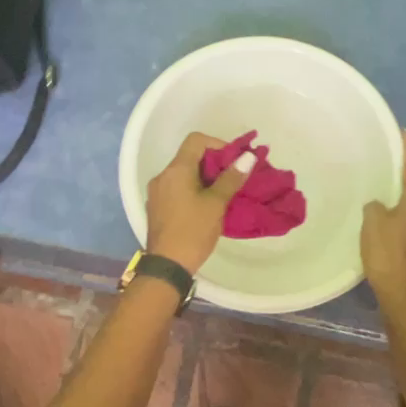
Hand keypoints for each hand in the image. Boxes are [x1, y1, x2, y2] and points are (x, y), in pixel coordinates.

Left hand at [145, 132, 251, 274]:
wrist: (167, 266)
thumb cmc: (193, 231)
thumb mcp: (216, 204)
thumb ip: (231, 178)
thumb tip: (248, 157)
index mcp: (176, 170)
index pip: (196, 140)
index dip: (218, 144)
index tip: (234, 160)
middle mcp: (163, 176)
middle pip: (189, 157)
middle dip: (214, 164)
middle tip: (233, 178)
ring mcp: (157, 192)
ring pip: (184, 175)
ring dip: (204, 179)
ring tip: (223, 194)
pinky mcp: (157, 207)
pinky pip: (177, 189)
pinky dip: (193, 191)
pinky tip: (206, 207)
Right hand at [361, 130, 405, 301]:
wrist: (400, 292)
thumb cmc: (385, 253)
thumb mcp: (371, 222)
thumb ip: (375, 206)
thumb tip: (379, 206)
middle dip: (400, 183)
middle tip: (384, 173)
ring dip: (398, 207)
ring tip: (380, 204)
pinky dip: (397, 224)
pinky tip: (384, 229)